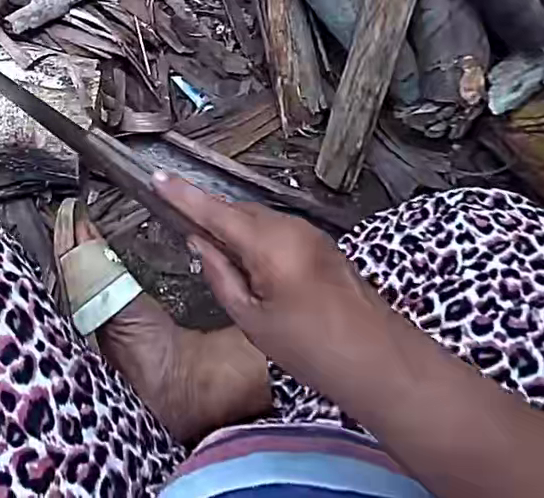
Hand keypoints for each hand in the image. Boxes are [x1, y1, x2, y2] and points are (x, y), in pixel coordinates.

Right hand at [153, 172, 392, 385]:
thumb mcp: (252, 321)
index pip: (213, 210)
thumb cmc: (315, 351)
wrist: (386, 365)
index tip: (157, 178)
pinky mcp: (321, 242)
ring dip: (235, 231)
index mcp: (267, 243)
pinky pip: (276, 229)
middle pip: (235, 211)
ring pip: (256, 219)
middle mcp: (288, 227)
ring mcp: (308, 232)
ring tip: (227, 263)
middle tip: (190, 236)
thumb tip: (199, 243)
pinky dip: (258, 239)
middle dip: (210, 217)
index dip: (181, 194)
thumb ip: (219, 275)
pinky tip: (258, 269)